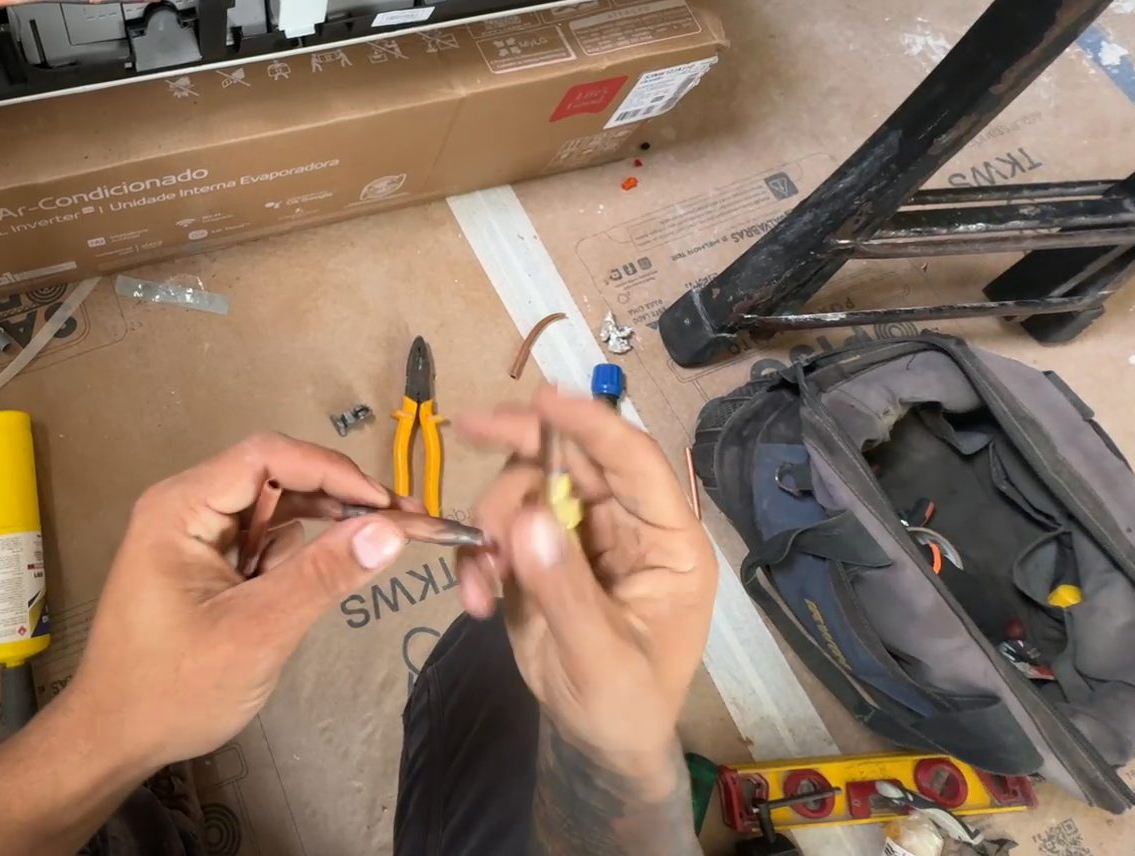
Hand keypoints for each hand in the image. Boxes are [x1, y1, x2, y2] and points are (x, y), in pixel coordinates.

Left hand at [63, 433, 410, 773]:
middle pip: (273, 475)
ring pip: (273, 504)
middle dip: (335, 496)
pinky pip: (261, 535)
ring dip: (322, 522)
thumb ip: (322, 575)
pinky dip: (297, 550)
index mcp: (181, 506)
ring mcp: (195, 529)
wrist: (114, 737)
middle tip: (400, 522)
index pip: (266, 457)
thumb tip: (390, 529)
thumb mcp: (256, 632)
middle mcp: (186, 503)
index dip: (331, 471)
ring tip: (378, 542)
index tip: (387, 504)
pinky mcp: (206, 556)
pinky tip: (325, 567)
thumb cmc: (174, 688)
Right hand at [455, 389, 716, 783]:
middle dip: (518, 448)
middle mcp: (623, 522)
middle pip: (569, 457)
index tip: (542, 398)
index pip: (634, 462)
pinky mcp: (538, 546)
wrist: (593, 737)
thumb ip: (565, 592)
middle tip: (467, 428)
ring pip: (523, 483)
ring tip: (484, 578)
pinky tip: (476, 596)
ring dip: (490, 521)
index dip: (591, 424)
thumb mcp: (602, 659)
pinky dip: (477, 552)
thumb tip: (527, 521)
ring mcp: (577, 530)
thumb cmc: (623, 705)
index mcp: (667, 541)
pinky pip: (498, 522)